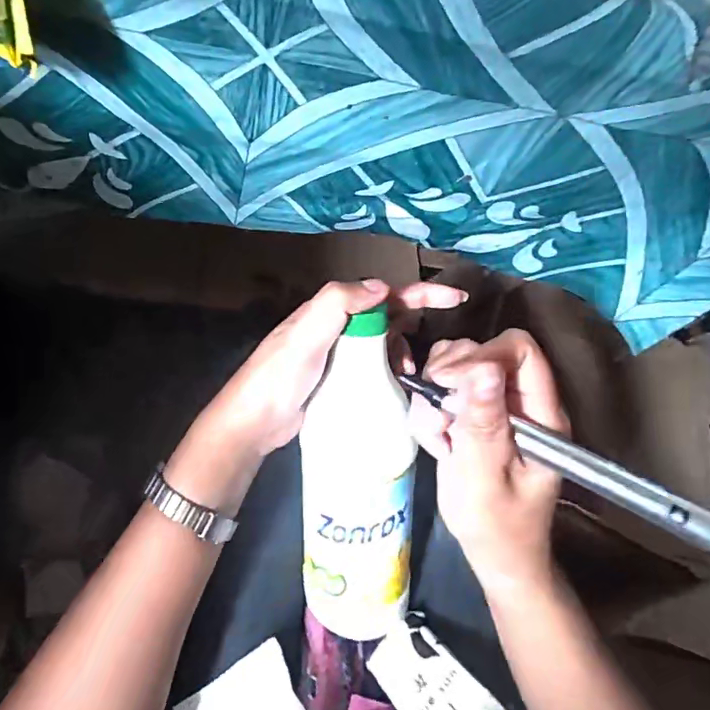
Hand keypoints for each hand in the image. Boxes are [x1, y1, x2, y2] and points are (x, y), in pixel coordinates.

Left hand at [185, 279, 467, 474]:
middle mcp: (334, 330)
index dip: (418, 293)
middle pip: (386, 319)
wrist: (254, 423)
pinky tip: (399, 389)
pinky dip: (393, 375)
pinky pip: (376, 371)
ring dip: (404, 355)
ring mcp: (338, 357)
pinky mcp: (340, 383)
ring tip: (411, 377)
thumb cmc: (277, 377)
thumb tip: (381, 287)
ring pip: (384, 346)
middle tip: (434, 356)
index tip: (454, 297)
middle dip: (414, 329)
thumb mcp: (304, 335)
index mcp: (326, 312)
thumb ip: (337, 304)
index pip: (379, 294)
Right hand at [409, 331, 570, 599]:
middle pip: (480, 350)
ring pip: (456, 363)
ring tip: (437, 432)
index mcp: (540, 414)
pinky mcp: (472, 412)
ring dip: (434, 395)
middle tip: (438, 418)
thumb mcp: (484, 477)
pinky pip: (441, 385)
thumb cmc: (497, 525)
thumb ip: (483, 422)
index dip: (479, 357)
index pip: (517, 349)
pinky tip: (434, 436)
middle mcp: (519, 400)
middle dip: (448, 378)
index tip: (449, 390)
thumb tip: (483, 367)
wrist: (496, 553)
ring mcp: (495, 405)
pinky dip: (428, 405)